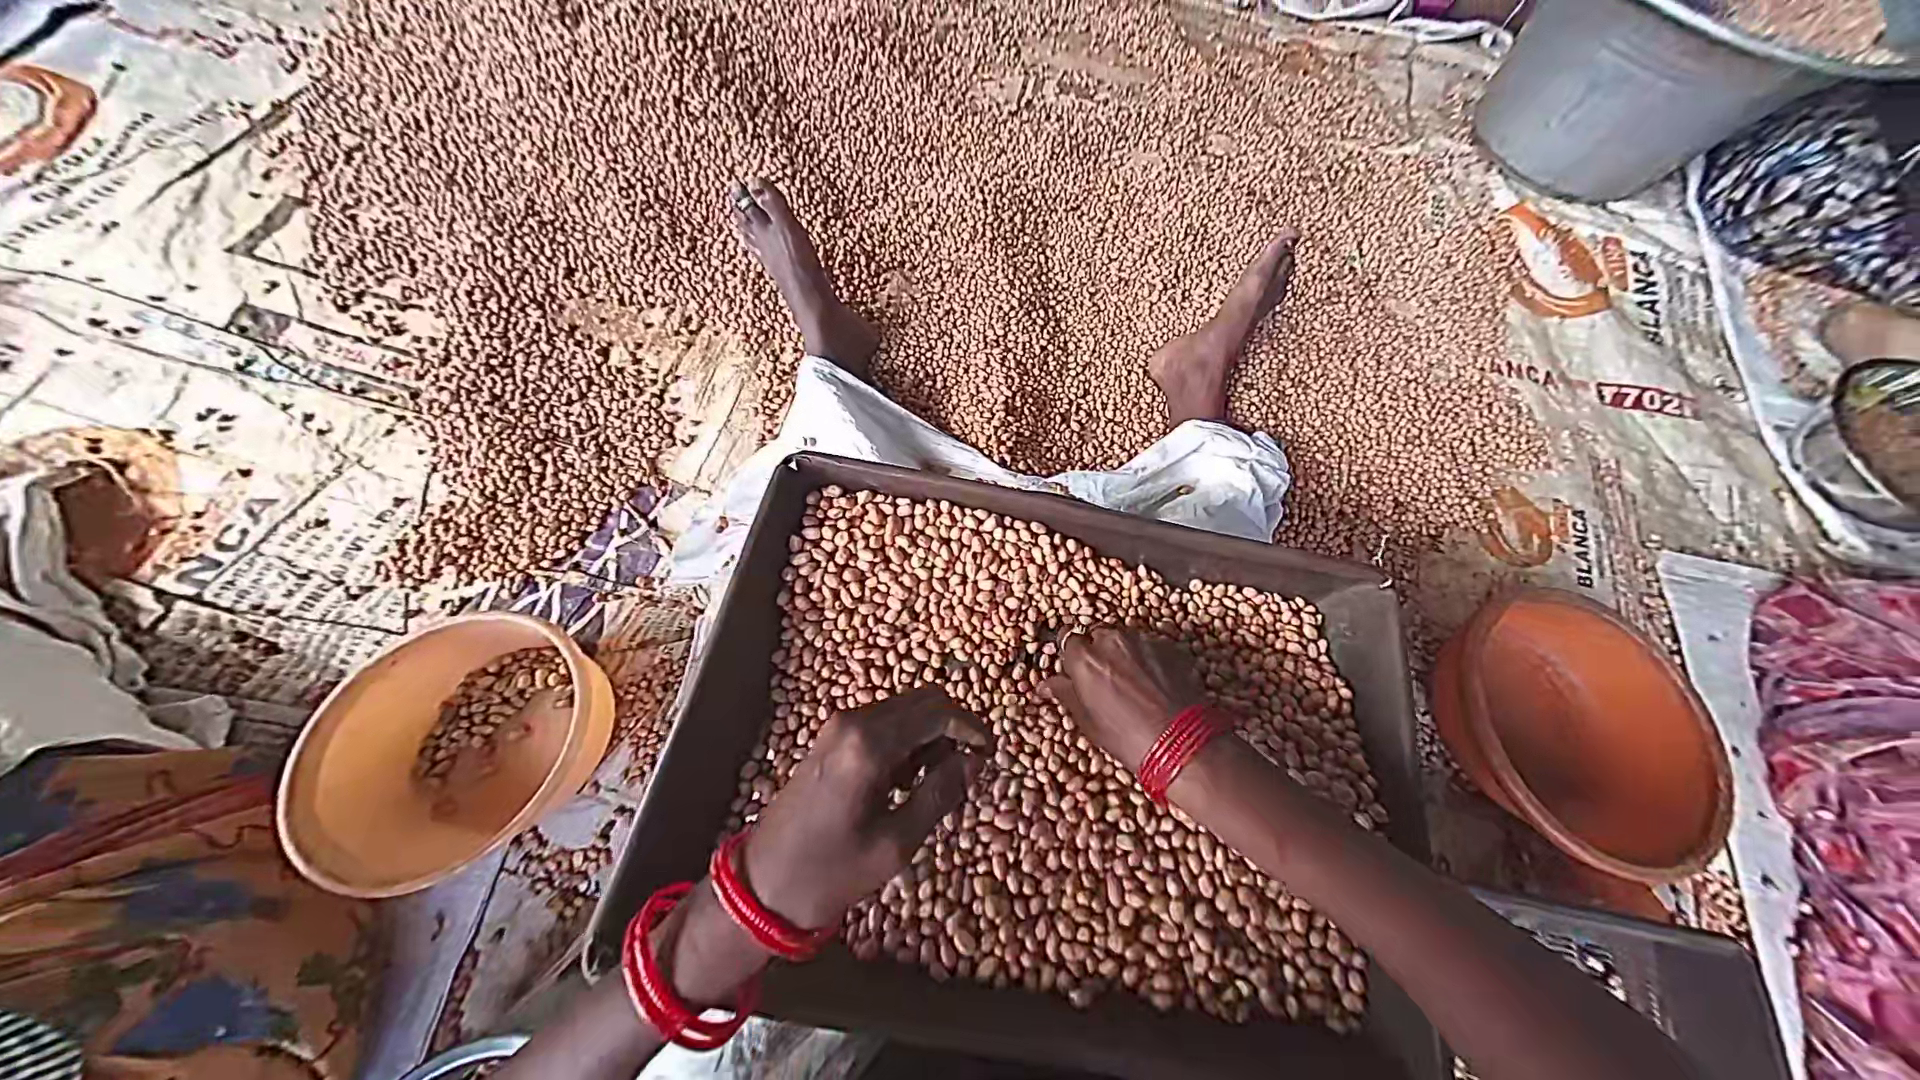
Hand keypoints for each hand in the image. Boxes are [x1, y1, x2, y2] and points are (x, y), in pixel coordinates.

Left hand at [741, 684, 991, 929]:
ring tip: (935, 785)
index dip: (971, 727)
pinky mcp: (832, 737)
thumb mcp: (897, 841)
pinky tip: (906, 781)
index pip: (937, 712)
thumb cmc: (832, 871)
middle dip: (952, 729)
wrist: (764, 884)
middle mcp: (853, 721)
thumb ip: (941, 793)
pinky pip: (883, 723)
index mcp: (869, 743)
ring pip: (904, 710)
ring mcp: (839, 726)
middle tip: (965, 772)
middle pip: (923, 700)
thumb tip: (976, 760)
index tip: (989, 753)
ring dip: (929, 736)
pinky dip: (906, 741)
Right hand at [1045, 627, 1204, 771]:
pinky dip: (1149, 658)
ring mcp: (1143, 641)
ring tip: (1133, 682)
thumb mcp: (1087, 720)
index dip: (1073, 655)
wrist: (1182, 743)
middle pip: (1097, 634)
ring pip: (1125, 638)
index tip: (1077, 667)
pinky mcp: (1169, 647)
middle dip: (1098, 650)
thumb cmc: (1128, 737)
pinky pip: (1150, 645)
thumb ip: (1065, 693)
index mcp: (1084, 658)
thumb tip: (1046, 684)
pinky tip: (1154, 683)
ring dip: (1124, 652)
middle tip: (1106, 678)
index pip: (1068, 639)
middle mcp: (1112, 641)